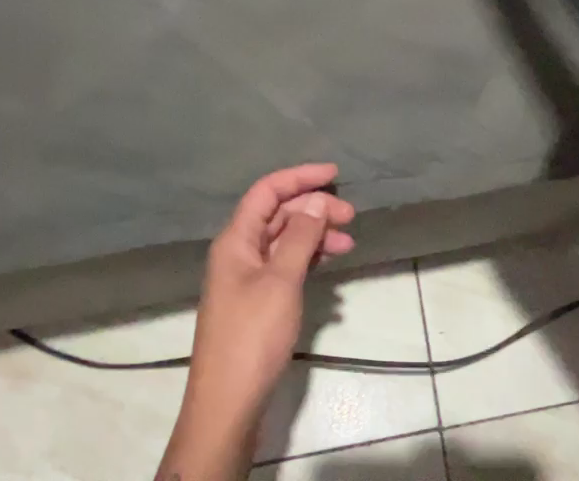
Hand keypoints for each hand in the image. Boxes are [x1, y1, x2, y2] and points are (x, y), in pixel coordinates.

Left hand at [185, 164, 357, 419]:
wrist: (228, 403)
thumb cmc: (252, 336)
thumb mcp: (281, 281)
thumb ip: (300, 237)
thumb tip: (315, 201)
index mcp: (236, 240)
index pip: (267, 192)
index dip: (299, 178)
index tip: (334, 175)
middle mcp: (238, 252)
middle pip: (277, 214)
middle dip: (313, 208)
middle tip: (350, 216)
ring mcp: (247, 278)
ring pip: (284, 241)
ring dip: (314, 235)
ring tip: (347, 244)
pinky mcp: (258, 302)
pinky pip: (285, 265)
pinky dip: (307, 259)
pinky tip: (329, 265)